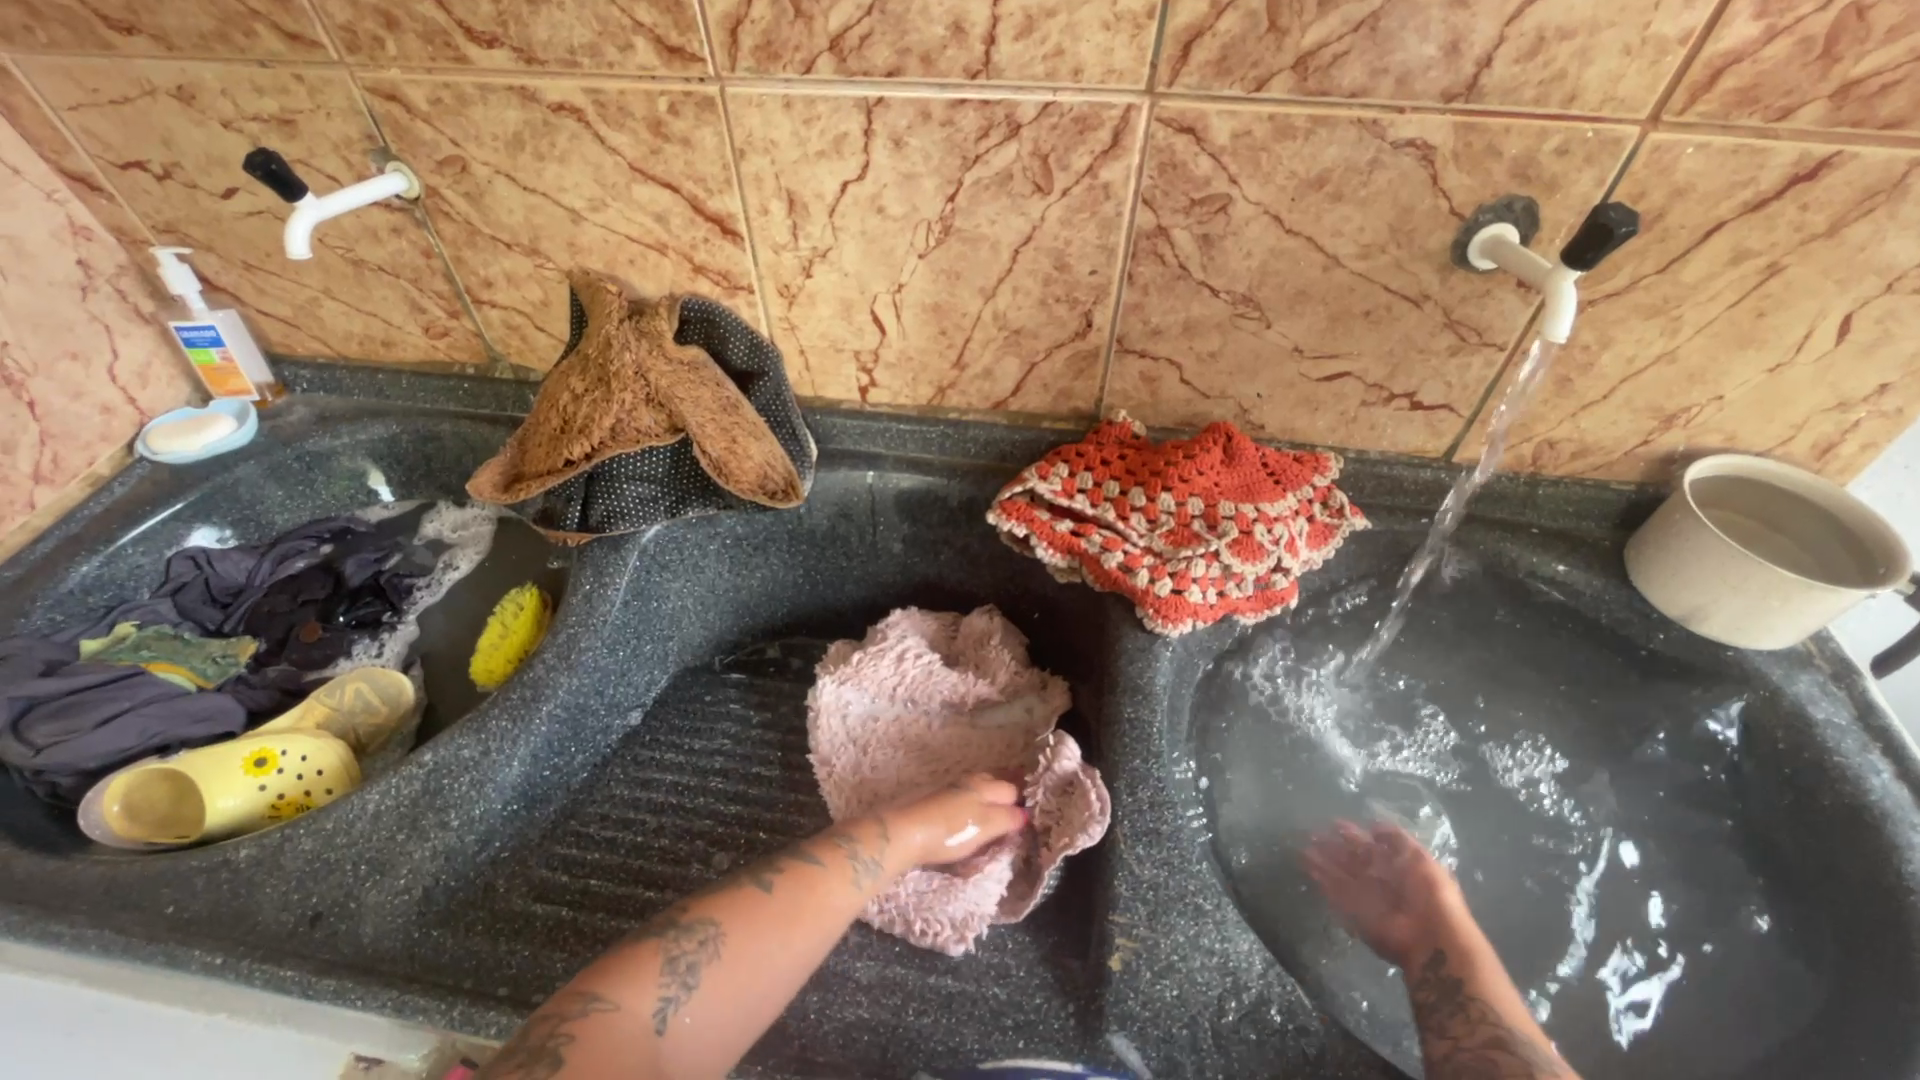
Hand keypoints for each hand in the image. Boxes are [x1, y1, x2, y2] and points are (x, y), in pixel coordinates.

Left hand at [891, 773, 1026, 866]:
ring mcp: (948, 789)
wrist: (905, 832)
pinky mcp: (933, 800)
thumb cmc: (950, 831)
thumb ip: (1008, 819)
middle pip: (993, 784)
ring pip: (974, 790)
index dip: (1019, 805)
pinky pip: (959, 799)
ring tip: (987, 821)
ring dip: (984, 801)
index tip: (1022, 822)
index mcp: (983, 786)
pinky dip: (967, 807)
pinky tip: (963, 821)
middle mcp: (967, 782)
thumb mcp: (986, 827)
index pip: (1011, 790)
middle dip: (1003, 798)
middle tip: (1008, 819)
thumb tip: (1025, 814)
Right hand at [1303, 821, 1468, 968]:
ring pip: (1340, 875)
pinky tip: (1308, 869)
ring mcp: (1366, 898)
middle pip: (1351, 861)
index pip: (1369, 847)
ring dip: (1323, 862)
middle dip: (1332, 848)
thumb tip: (1372, 826)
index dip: (1352, 835)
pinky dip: (1322, 882)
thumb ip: (1396, 838)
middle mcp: (1380, 880)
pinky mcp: (1355, 914)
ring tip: (1303, 849)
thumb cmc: (1429, 892)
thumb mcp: (1419, 857)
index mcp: (1396, 866)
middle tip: (1311, 835)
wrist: (1430, 937)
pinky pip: (1335, 894)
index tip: (1333, 823)